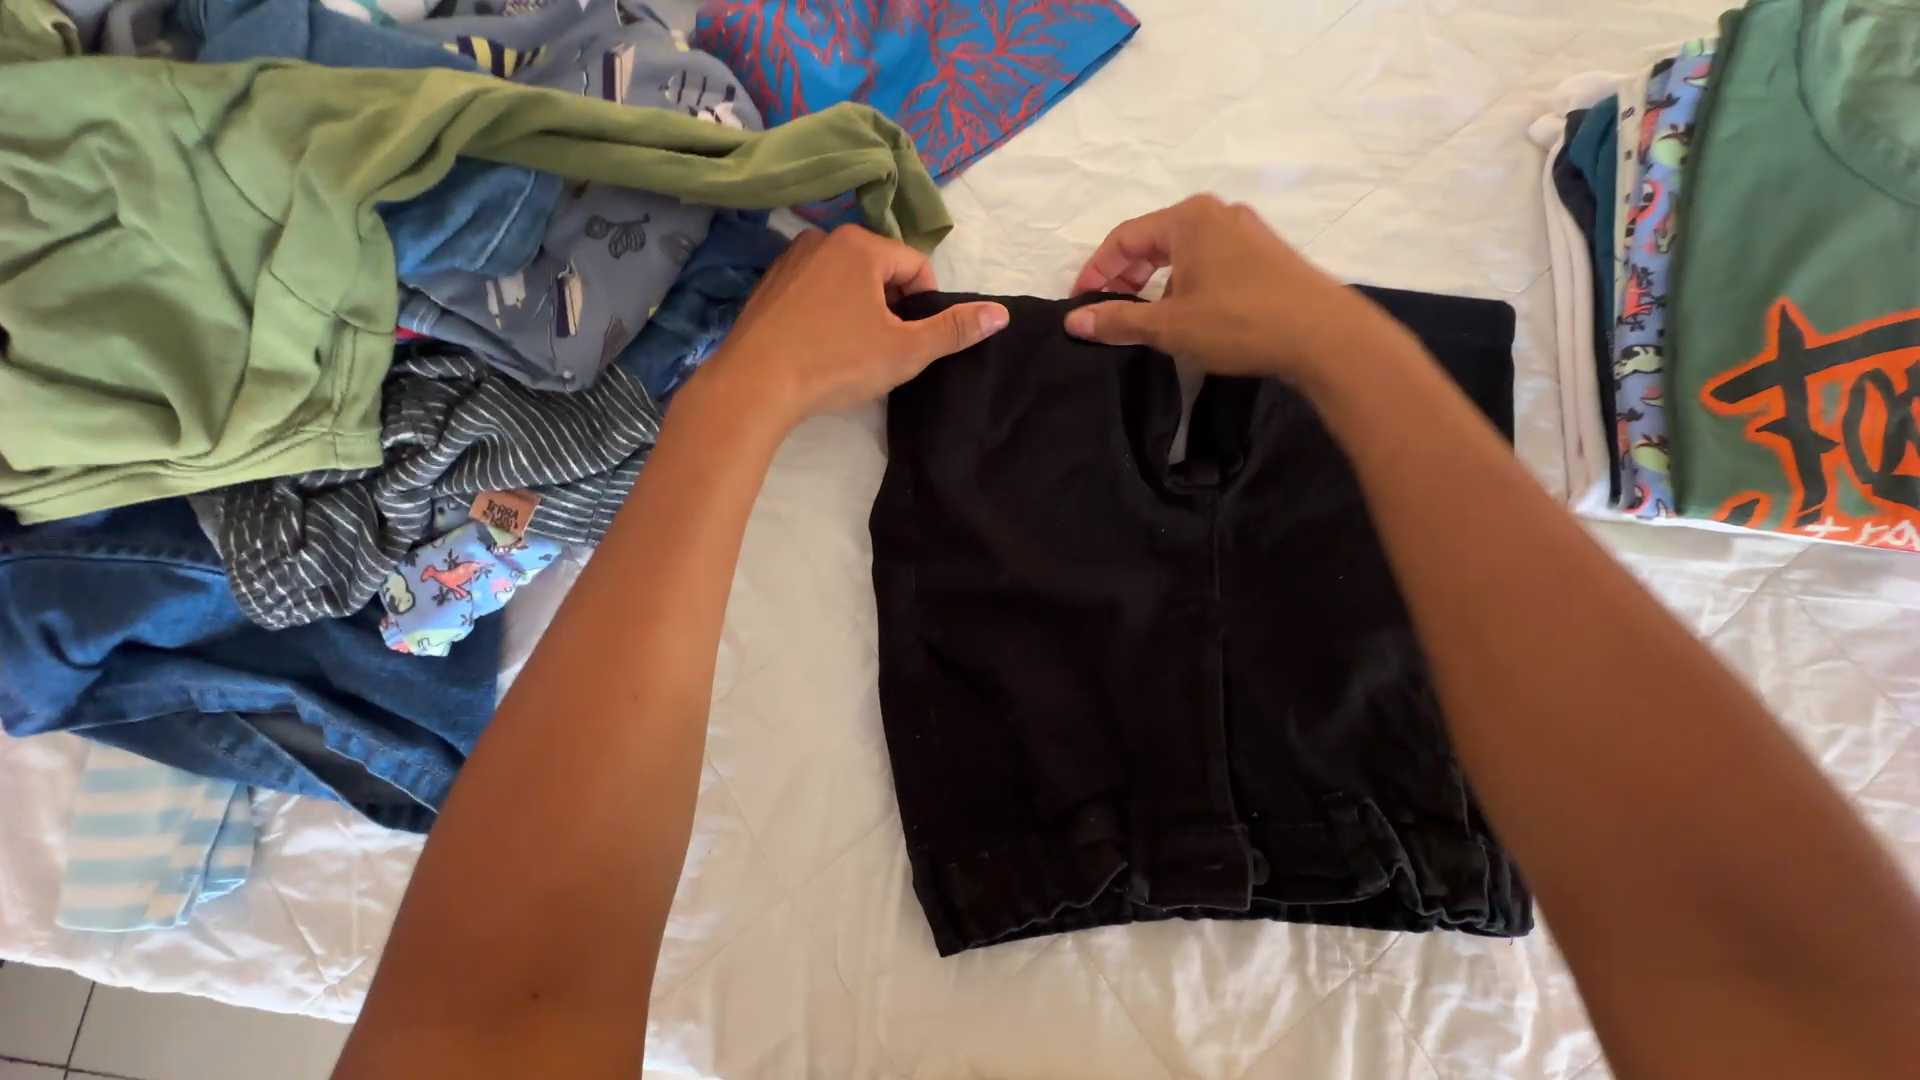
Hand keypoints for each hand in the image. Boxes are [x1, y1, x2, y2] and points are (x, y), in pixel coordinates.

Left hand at [693, 225, 1008, 427]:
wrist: (755, 384)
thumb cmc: (836, 363)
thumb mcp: (906, 351)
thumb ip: (954, 330)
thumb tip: (1002, 313)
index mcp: (862, 245)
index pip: (917, 267)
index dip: (925, 307)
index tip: (912, 343)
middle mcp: (825, 238)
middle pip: (881, 271)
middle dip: (891, 308)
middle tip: (882, 352)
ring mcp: (791, 259)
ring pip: (846, 281)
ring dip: (859, 311)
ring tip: (850, 353)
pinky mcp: (768, 284)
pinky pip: (814, 291)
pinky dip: (826, 313)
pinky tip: (819, 348)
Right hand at [1065, 195, 1406, 385]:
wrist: (1323, 334)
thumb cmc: (1238, 321)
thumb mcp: (1168, 325)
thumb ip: (1118, 321)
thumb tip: (1075, 321)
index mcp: (1188, 218)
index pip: (1124, 238)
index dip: (1096, 271)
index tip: (1080, 303)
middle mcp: (1217, 214)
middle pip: (1153, 240)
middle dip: (1125, 276)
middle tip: (1110, 311)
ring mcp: (1247, 232)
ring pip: (1183, 253)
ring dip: (1156, 284)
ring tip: (1147, 320)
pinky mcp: (1266, 255)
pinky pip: (1210, 262)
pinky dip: (1186, 284)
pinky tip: (1189, 316)